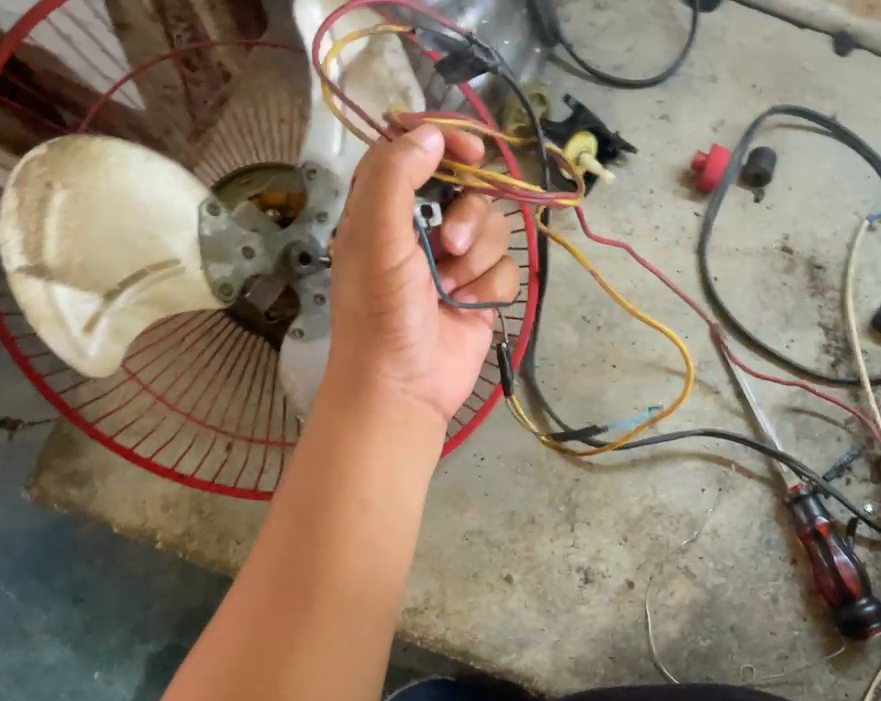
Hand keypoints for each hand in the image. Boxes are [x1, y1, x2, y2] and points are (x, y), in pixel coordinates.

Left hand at [327, 124, 520, 424]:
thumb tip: (429, 134)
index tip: (471, 150)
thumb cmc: (380, 313)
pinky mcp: (479, 295)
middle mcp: (421, 231)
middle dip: (467, 215)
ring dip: (477, 258)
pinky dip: (489, 288)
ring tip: (452, 289)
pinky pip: (505, 270)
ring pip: (493, 230)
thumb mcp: (375, 236)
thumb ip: (396, 176)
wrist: (404, 386)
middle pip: (467, 190)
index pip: (416, 152)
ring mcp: (454, 265)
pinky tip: (468, 308)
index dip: (444, 142)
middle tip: (448, 244)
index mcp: (384, 210)